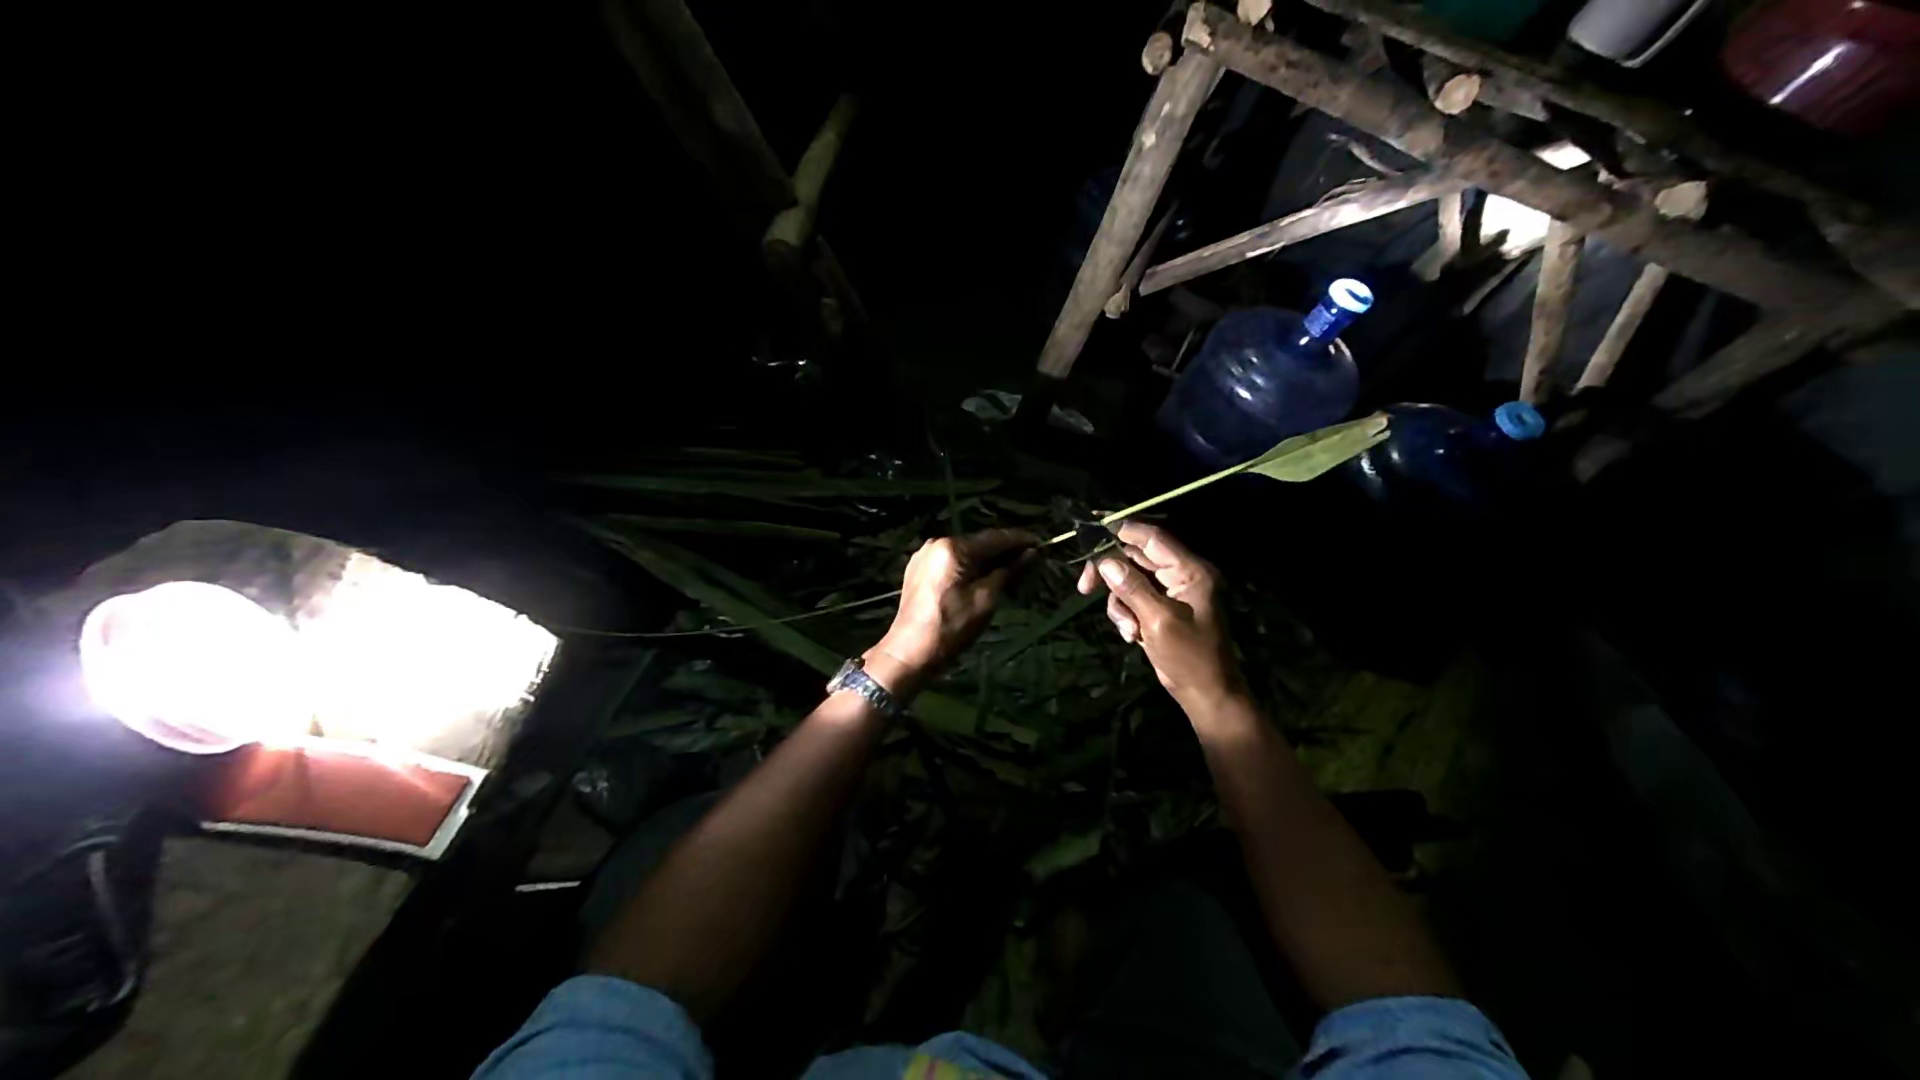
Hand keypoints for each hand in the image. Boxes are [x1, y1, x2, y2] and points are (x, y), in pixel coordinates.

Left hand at [868, 528, 1038, 695]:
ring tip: (1011, 570)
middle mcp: (936, 543)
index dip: (1020, 540)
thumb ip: (1008, 571)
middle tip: (1030, 560)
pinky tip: (984, 577)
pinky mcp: (919, 569)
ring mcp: (925, 555)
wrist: (909, 651)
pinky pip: (951, 561)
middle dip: (1004, 551)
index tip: (1041, 543)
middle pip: (979, 542)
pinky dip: (970, 566)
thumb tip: (1030, 553)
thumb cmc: (952, 627)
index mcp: (953, 547)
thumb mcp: (986, 599)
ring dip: (987, 559)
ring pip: (965, 552)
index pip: (994, 537)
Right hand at [1076, 521, 1243, 708]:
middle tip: (1085, 587)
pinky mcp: (1159, 609)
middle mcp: (1180, 575)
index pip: (1153, 538)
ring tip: (1129, 629)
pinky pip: (1132, 600)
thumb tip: (1106, 562)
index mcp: (1190, 571)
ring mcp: (1170, 593)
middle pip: (1135, 558)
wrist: (1206, 694)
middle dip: (1110, 573)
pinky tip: (1132, 636)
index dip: (1123, 531)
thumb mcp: (1158, 621)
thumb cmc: (1190, 657)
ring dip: (1119, 603)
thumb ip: (1132, 588)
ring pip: (1129, 581)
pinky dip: (1125, 615)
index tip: (1092, 533)